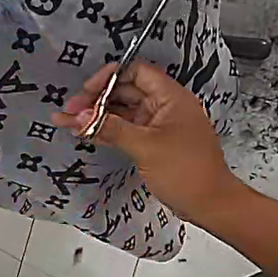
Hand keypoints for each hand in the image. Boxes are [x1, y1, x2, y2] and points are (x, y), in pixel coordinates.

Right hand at [51, 62, 246, 222]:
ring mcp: (159, 125)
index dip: (110, 77)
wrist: (209, 203)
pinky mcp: (153, 143)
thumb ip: (111, 128)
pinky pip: (126, 130)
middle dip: (96, 99)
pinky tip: (84, 133)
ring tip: (68, 121)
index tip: (87, 91)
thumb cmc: (188, 172)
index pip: (136, 72)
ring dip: (97, 116)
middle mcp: (165, 106)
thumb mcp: (146, 147)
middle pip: (125, 91)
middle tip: (71, 110)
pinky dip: (106, 131)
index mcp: (171, 97)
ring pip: (122, 112)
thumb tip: (82, 116)